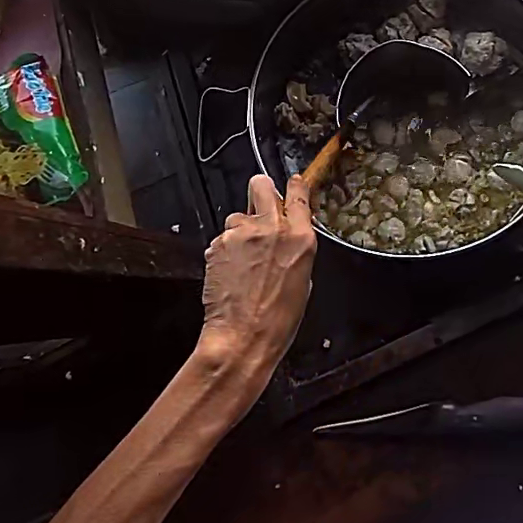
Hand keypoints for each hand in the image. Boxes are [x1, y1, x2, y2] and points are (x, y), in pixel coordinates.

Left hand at [198, 174, 317, 375]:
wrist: (242, 338)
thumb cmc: (276, 320)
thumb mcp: (303, 280)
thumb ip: (295, 248)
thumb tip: (288, 236)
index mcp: (300, 238)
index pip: (298, 193)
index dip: (295, 186)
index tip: (293, 183)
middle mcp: (271, 228)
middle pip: (261, 185)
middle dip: (260, 193)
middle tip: (259, 211)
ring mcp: (242, 234)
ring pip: (237, 217)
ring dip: (240, 232)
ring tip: (243, 263)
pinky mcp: (219, 243)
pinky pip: (223, 238)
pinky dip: (226, 251)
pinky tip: (231, 273)